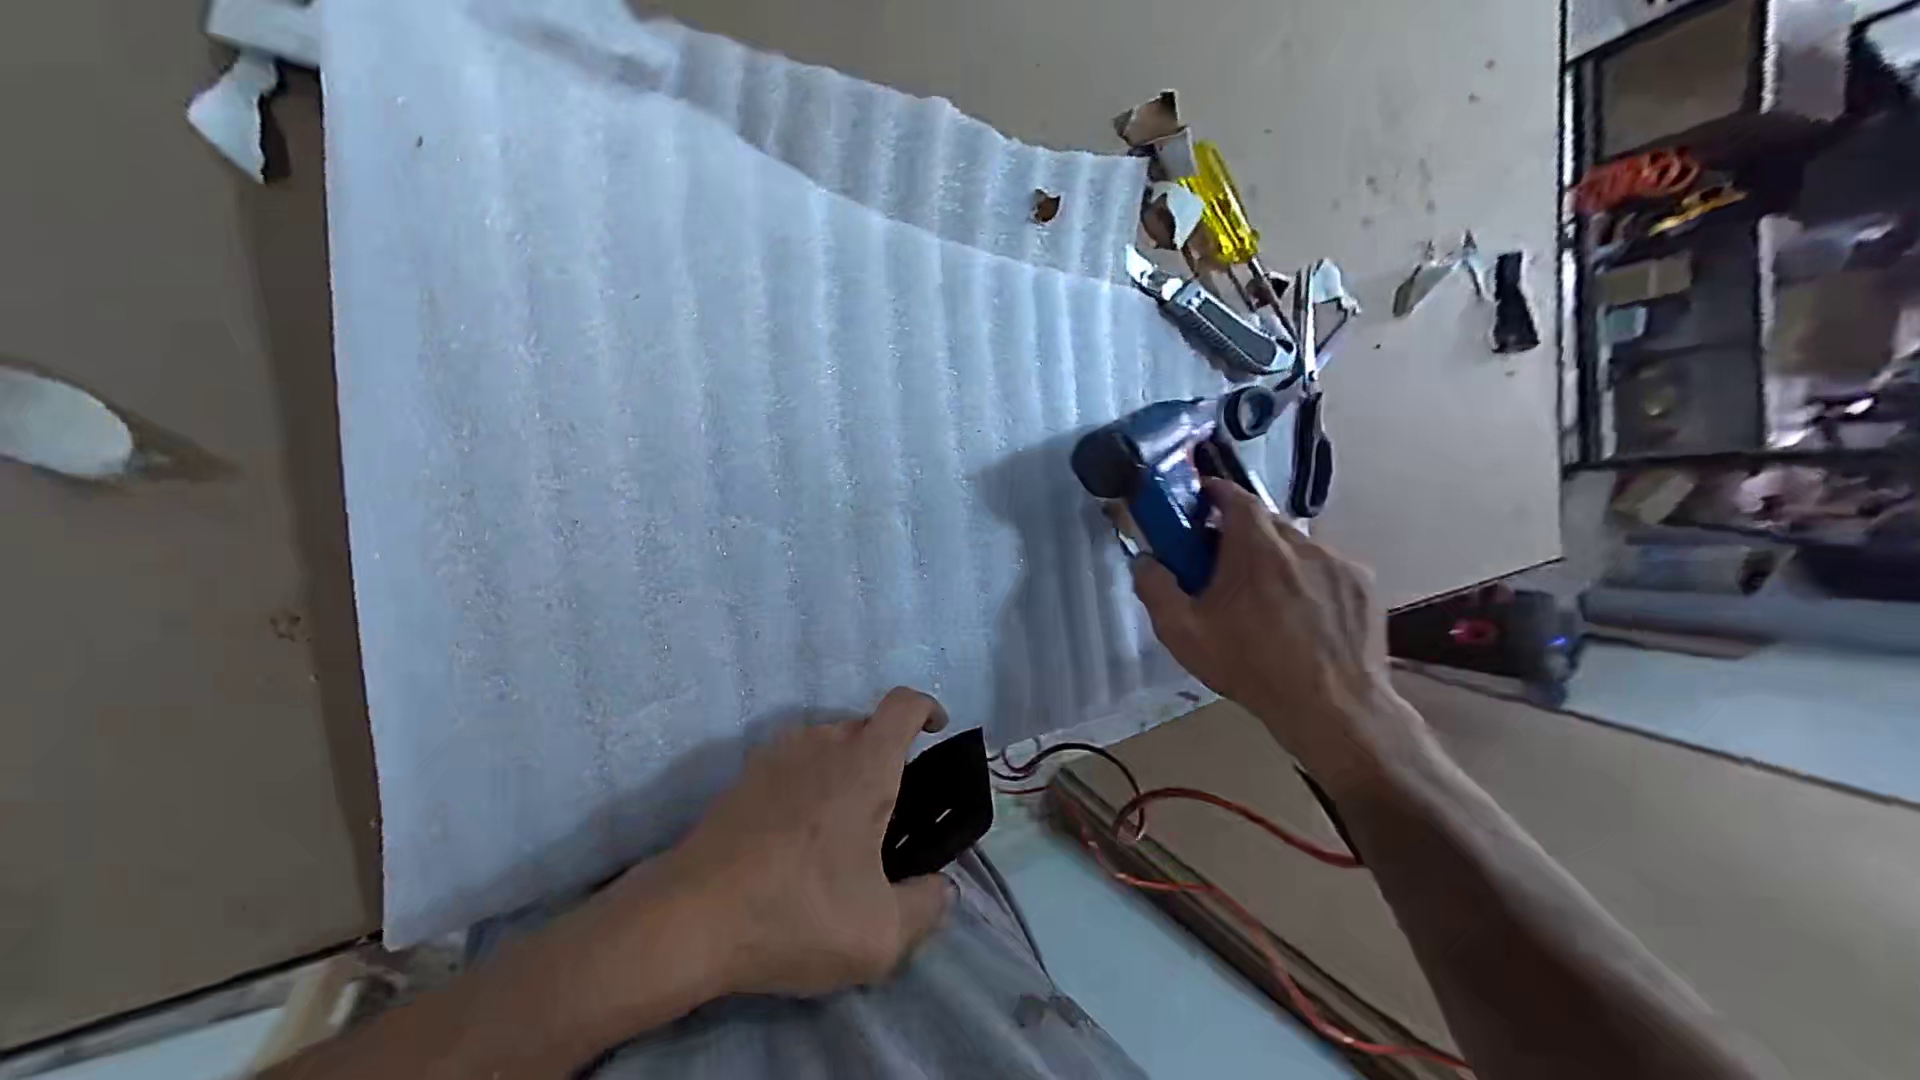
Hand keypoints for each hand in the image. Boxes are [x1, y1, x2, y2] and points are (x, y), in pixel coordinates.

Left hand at [636, 688, 955, 997]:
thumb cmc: (795, 912)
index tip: (936, 731)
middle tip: (889, 814)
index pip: (904, 705)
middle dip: (888, 756)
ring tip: (842, 829)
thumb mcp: (880, 934)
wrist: (689, 917)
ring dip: (847, 769)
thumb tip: (940, 888)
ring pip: (830, 742)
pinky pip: (796, 761)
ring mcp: (778, 753)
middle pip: (868, 726)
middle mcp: (823, 742)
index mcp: (865, 764)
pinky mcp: (745, 774)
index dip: (927, 708)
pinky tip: (798, 836)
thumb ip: (928, 906)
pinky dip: (811, 782)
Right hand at [1130, 479, 1416, 780]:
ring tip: (1263, 599)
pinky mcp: (1363, 587)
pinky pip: (1326, 569)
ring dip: (1274, 560)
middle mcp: (1301, 544)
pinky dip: (1307, 580)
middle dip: (1239, 534)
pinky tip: (1301, 616)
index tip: (1200, 500)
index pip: (1234, 496)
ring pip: (1296, 547)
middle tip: (1221, 563)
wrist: (1332, 709)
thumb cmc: (1252, 667)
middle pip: (1264, 523)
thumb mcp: (1184, 634)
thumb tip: (1145, 561)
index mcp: (1255, 547)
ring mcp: (1338, 564)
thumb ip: (1155, 589)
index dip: (1214, 492)